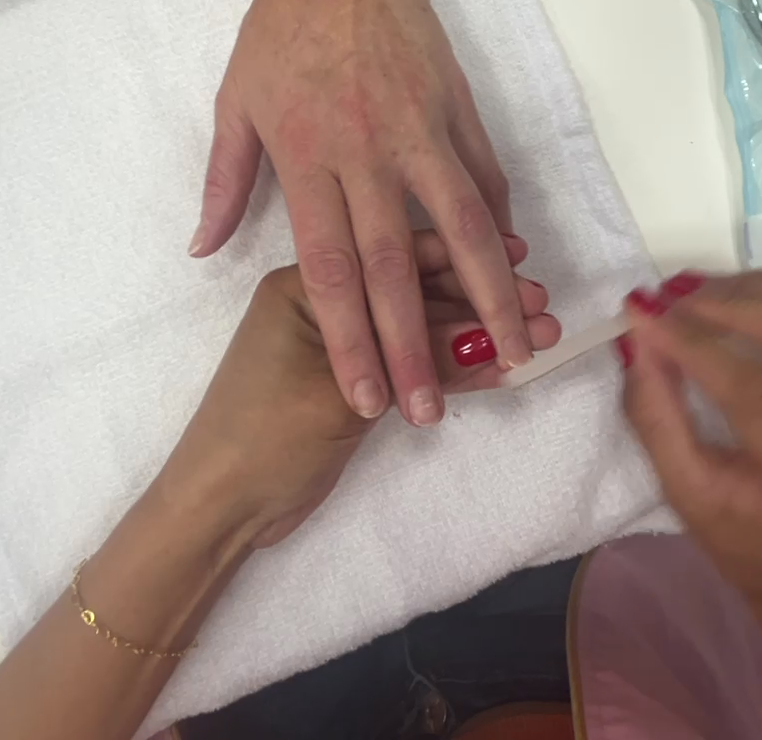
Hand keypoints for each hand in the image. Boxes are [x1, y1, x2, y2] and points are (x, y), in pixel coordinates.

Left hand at [160, 232, 558, 549]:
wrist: (221, 506)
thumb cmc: (263, 432)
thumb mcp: (343, 394)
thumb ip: (418, 365)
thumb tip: (497, 342)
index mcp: (306, 284)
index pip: (391, 255)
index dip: (456, 258)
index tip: (514, 258)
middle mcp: (327, 305)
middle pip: (414, 292)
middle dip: (478, 298)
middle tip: (541, 303)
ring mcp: (343, 347)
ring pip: (420, 332)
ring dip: (475, 336)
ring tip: (540, 335)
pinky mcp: (356, 386)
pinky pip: (412, 368)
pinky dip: (454, 370)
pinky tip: (502, 368)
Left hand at [193, 0, 526, 428]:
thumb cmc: (279, 33)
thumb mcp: (234, 103)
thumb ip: (223, 182)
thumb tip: (202, 250)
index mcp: (307, 160)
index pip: (331, 270)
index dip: (351, 340)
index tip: (367, 397)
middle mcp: (367, 154)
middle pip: (394, 266)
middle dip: (414, 345)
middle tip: (430, 411)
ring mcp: (421, 130)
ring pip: (463, 226)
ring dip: (490, 293)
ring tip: (514, 351)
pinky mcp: (458, 108)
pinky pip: (484, 175)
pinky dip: (500, 223)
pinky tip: (511, 266)